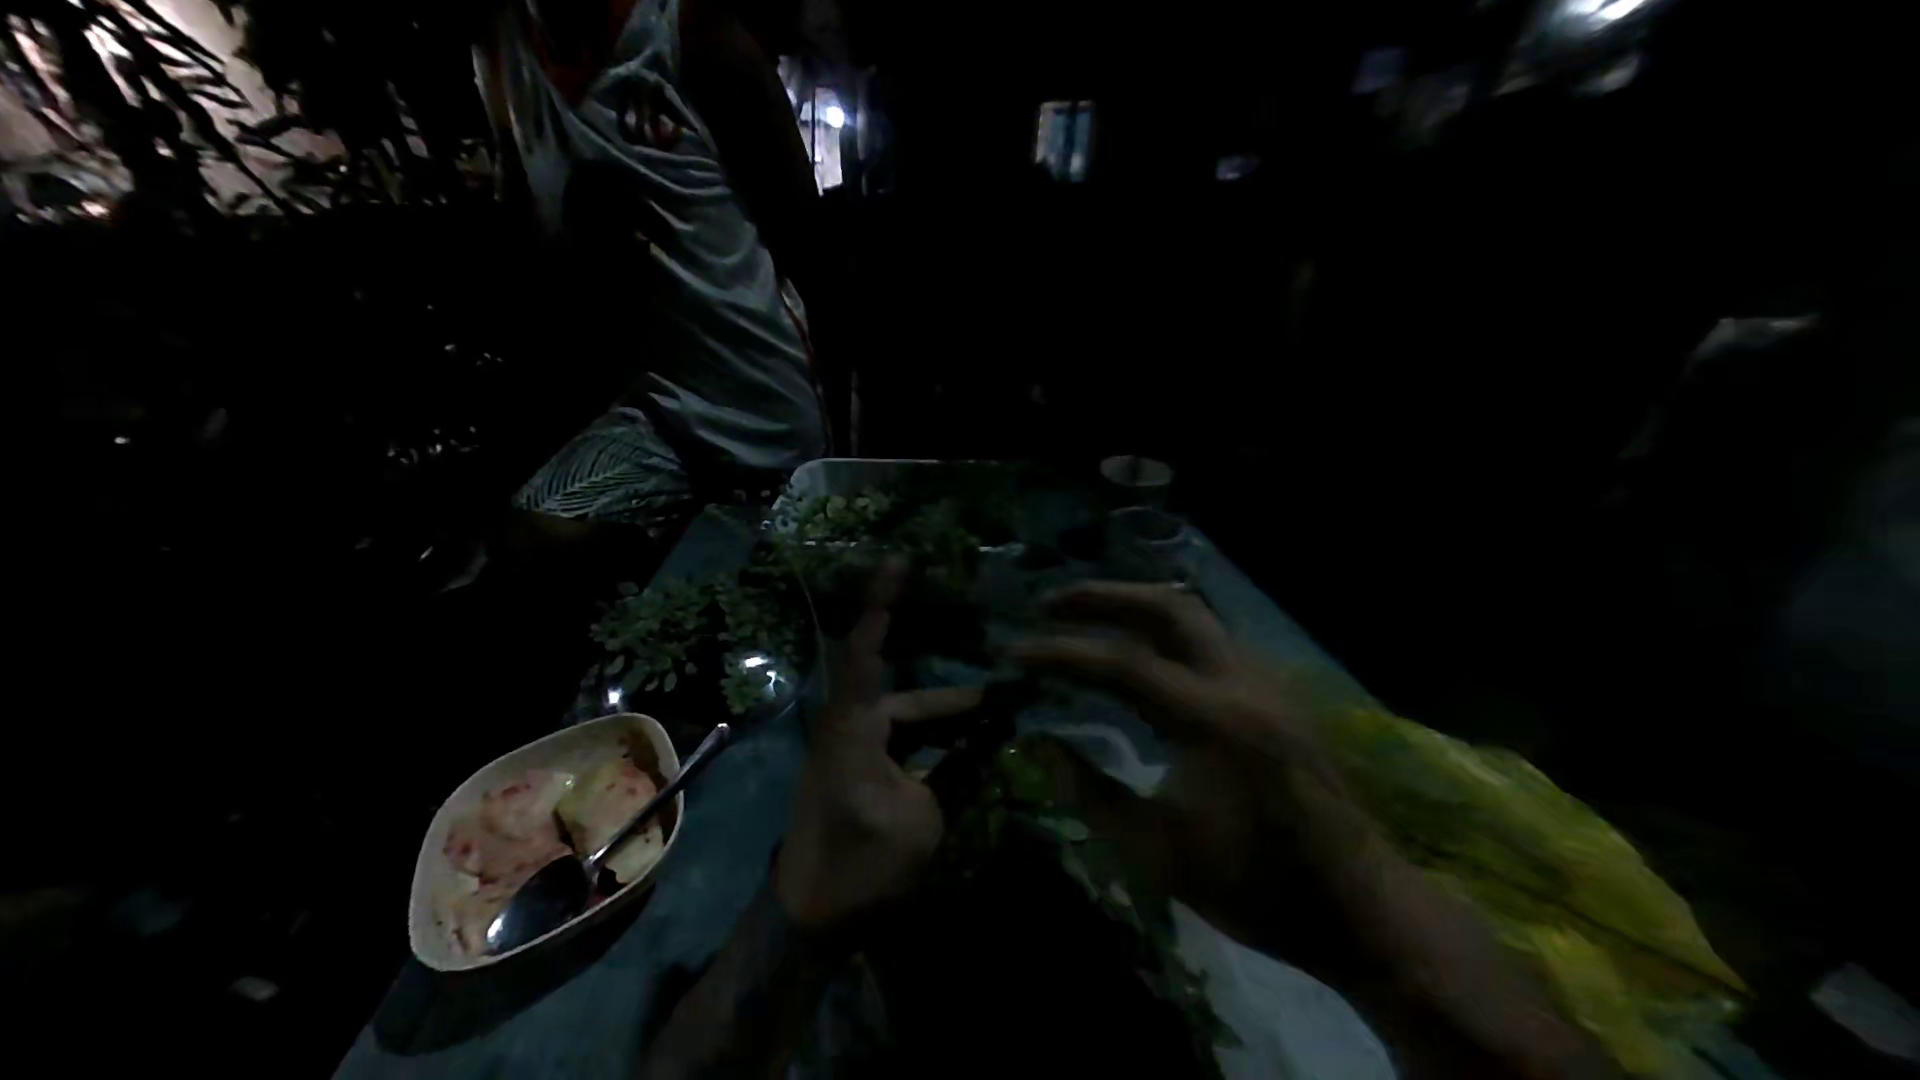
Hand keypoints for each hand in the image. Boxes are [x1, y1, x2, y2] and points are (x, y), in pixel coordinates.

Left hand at [774, 562, 982, 932]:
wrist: (808, 920)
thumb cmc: (860, 869)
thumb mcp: (923, 821)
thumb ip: (959, 772)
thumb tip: (995, 738)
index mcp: (855, 727)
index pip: (867, 647)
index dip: (883, 600)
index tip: (900, 560)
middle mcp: (849, 727)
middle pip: (910, 697)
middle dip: (958, 700)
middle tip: (1008, 700)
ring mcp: (850, 752)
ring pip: (908, 720)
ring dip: (949, 723)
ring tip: (999, 727)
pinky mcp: (856, 772)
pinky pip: (901, 743)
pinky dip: (933, 744)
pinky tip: (970, 754)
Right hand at [1010, 581, 1379, 935]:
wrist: (1359, 907)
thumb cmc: (1255, 886)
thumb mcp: (1158, 853)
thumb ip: (1090, 792)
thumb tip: (1036, 743)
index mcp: (1215, 721)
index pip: (1123, 664)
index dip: (1060, 654)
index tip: (1013, 653)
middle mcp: (1242, 683)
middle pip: (1168, 608)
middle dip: (1103, 597)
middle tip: (1049, 605)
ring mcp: (1264, 683)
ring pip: (1193, 616)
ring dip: (1133, 607)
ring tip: (1084, 617)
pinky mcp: (1272, 694)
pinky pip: (1208, 639)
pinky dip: (1161, 631)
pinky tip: (1136, 652)